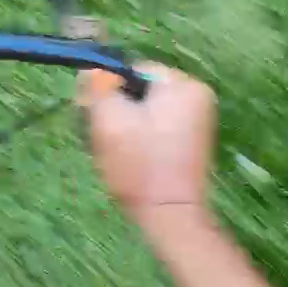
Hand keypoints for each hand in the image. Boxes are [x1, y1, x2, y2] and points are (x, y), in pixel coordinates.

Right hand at [78, 63, 216, 227]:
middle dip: (113, 108)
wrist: (168, 216)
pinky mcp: (187, 143)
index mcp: (183, 85)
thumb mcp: (108, 117)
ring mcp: (195, 122)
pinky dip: (134, 137)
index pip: (132, 70)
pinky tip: (125, 157)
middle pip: (137, 89)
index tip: (93, 112)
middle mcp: (196, 98)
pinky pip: (152, 126)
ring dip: (120, 124)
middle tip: (99, 133)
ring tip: (110, 149)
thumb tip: (91, 71)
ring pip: (141, 109)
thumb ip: (96, 86)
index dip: (107, 88)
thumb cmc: (139, 163)